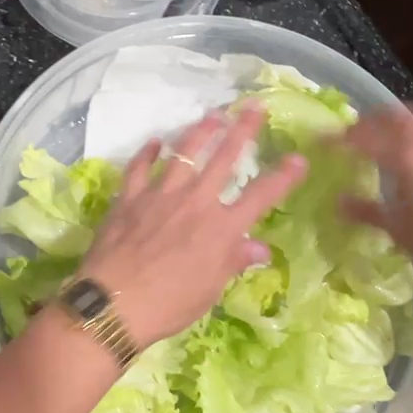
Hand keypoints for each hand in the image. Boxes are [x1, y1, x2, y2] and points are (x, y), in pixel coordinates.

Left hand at [77, 105, 306, 344]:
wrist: (114, 303)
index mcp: (221, 228)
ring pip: (184, 153)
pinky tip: (155, 142)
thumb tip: (260, 248)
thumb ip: (233, 261)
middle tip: (253, 107)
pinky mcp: (129, 198)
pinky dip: (148, 153)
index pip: (260, 196)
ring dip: (200, 131)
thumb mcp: (210, 290)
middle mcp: (195, 202)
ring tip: (213, 115)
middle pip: (224, 159)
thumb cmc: (169, 304)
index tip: (299, 159)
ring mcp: (159, 195)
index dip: (283, 176)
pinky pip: (139, 168)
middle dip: (243, 131)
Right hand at [340, 106, 412, 293]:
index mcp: (405, 153)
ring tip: (387, 147)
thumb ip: (368, 212)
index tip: (322, 141)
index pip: (361, 135)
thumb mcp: (403, 232)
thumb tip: (338, 201)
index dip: (338, 137)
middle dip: (369, 122)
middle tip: (353, 137)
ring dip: (398, 127)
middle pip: (392, 115)